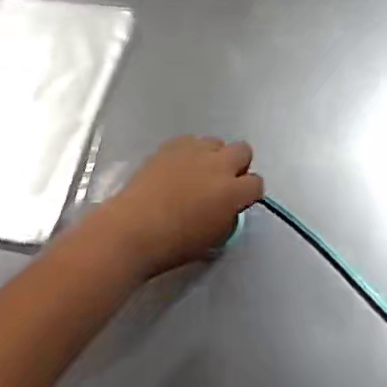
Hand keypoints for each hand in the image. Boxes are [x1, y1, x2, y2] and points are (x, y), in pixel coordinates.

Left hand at [90, 135, 262, 278]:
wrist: (130, 230)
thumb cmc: (170, 246)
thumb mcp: (210, 240)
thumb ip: (227, 218)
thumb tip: (227, 209)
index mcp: (231, 192)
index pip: (256, 183)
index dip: (249, 193)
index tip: (239, 201)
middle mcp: (218, 165)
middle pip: (243, 150)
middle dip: (237, 165)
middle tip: (222, 183)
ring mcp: (195, 151)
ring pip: (216, 142)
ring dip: (213, 156)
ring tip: (196, 173)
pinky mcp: (173, 144)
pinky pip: (191, 141)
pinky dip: (189, 152)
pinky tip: (176, 169)